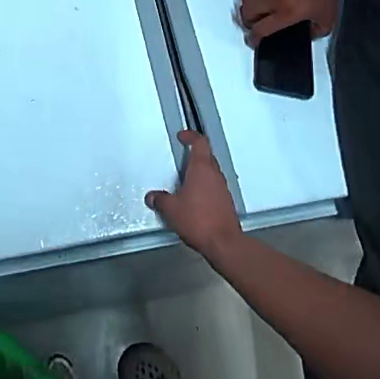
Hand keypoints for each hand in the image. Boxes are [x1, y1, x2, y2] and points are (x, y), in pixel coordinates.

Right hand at [146, 131, 241, 256]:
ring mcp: (223, 188)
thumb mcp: (171, 209)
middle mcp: (215, 175)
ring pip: (212, 171)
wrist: (223, 242)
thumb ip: (160, 200)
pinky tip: (195, 199)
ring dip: (200, 171)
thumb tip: (153, 197)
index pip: (200, 142)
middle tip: (183, 156)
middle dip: (195, 154)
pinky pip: (215, 187)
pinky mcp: (226, 201)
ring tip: (186, 181)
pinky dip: (205, 187)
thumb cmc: (199, 221)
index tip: (184, 136)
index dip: (191, 136)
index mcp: (202, 168)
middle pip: (207, 155)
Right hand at [240, 0, 342, 44]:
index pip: (261, 29)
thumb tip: (311, 34)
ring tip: (252, 11)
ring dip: (247, 7)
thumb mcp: (327, 18)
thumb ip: (317, 31)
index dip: (254, 39)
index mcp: (288, 13)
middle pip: (247, 14)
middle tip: (253, 26)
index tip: (254, 41)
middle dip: (248, 23)